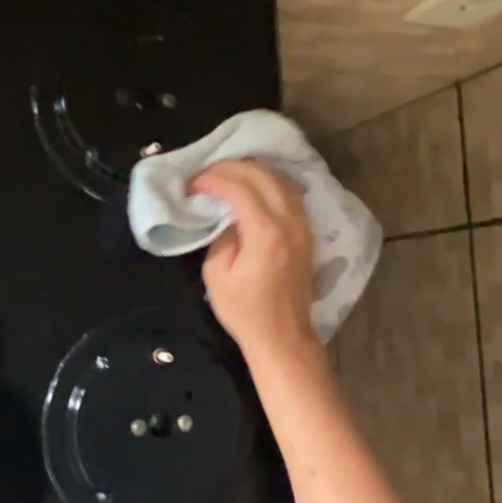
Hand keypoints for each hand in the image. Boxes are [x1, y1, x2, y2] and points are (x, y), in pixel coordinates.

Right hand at [191, 160, 317, 358]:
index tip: (194, 184)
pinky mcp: (307, 232)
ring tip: (228, 174)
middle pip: (262, 175)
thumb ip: (220, 236)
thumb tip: (225, 215)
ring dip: (253, 170)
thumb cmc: (245, 310)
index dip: (214, 179)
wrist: (283, 335)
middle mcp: (289, 221)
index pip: (239, 187)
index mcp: (266, 232)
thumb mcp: (217, 275)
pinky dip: (269, 182)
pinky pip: (290, 193)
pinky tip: (253, 186)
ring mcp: (303, 225)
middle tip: (207, 174)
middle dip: (231, 167)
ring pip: (280, 179)